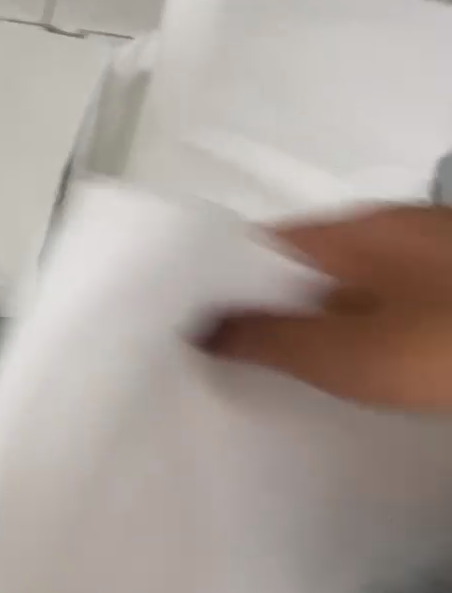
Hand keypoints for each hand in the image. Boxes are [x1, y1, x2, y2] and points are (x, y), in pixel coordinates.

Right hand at [203, 206, 451, 409]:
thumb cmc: (451, 347)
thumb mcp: (340, 353)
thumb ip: (258, 337)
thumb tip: (198, 326)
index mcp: (360, 230)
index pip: (254, 246)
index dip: (206, 281)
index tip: (169, 319)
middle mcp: (400, 229)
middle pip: (298, 268)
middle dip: (253, 306)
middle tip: (204, 350)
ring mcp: (440, 256)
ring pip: (342, 288)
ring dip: (304, 321)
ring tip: (264, 363)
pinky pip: (383, 305)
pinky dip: (352, 329)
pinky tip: (339, 363)